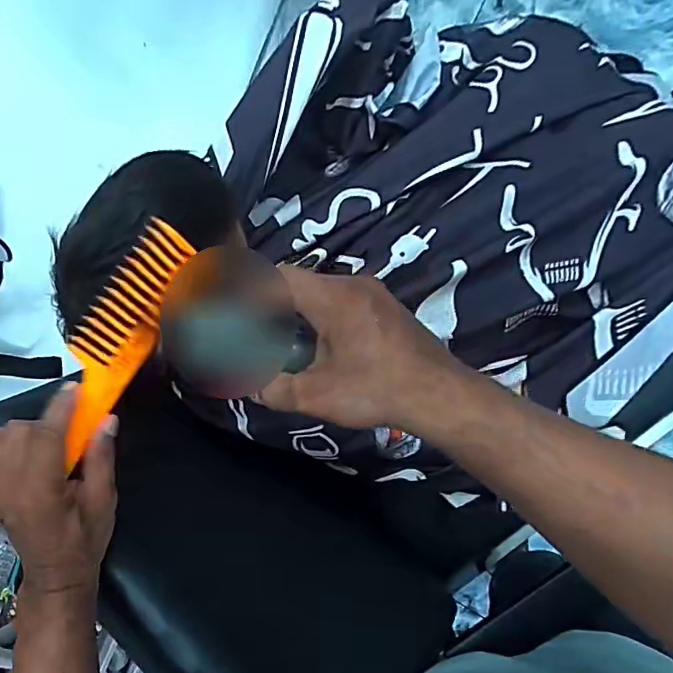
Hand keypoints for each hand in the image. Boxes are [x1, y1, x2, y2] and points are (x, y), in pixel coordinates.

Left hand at [0, 384, 116, 599]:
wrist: (58, 573)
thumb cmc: (84, 540)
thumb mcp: (104, 500)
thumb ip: (101, 459)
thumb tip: (106, 420)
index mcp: (42, 488)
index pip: (47, 433)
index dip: (63, 406)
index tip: (76, 389)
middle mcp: (10, 484)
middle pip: (19, 431)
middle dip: (48, 424)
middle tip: (71, 436)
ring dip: (16, 434)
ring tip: (40, 446)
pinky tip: (0, 454)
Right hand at [257, 266, 463, 431]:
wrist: (439, 394)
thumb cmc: (376, 390)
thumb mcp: (317, 395)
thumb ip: (275, 390)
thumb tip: (252, 388)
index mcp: (332, 297)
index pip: (277, 276)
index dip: (249, 287)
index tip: (232, 305)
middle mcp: (353, 285)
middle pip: (300, 281)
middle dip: (270, 300)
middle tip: (251, 324)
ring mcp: (374, 294)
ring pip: (323, 291)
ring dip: (298, 309)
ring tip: (280, 337)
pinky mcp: (387, 310)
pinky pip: (344, 301)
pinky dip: (321, 315)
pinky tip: (318, 344)